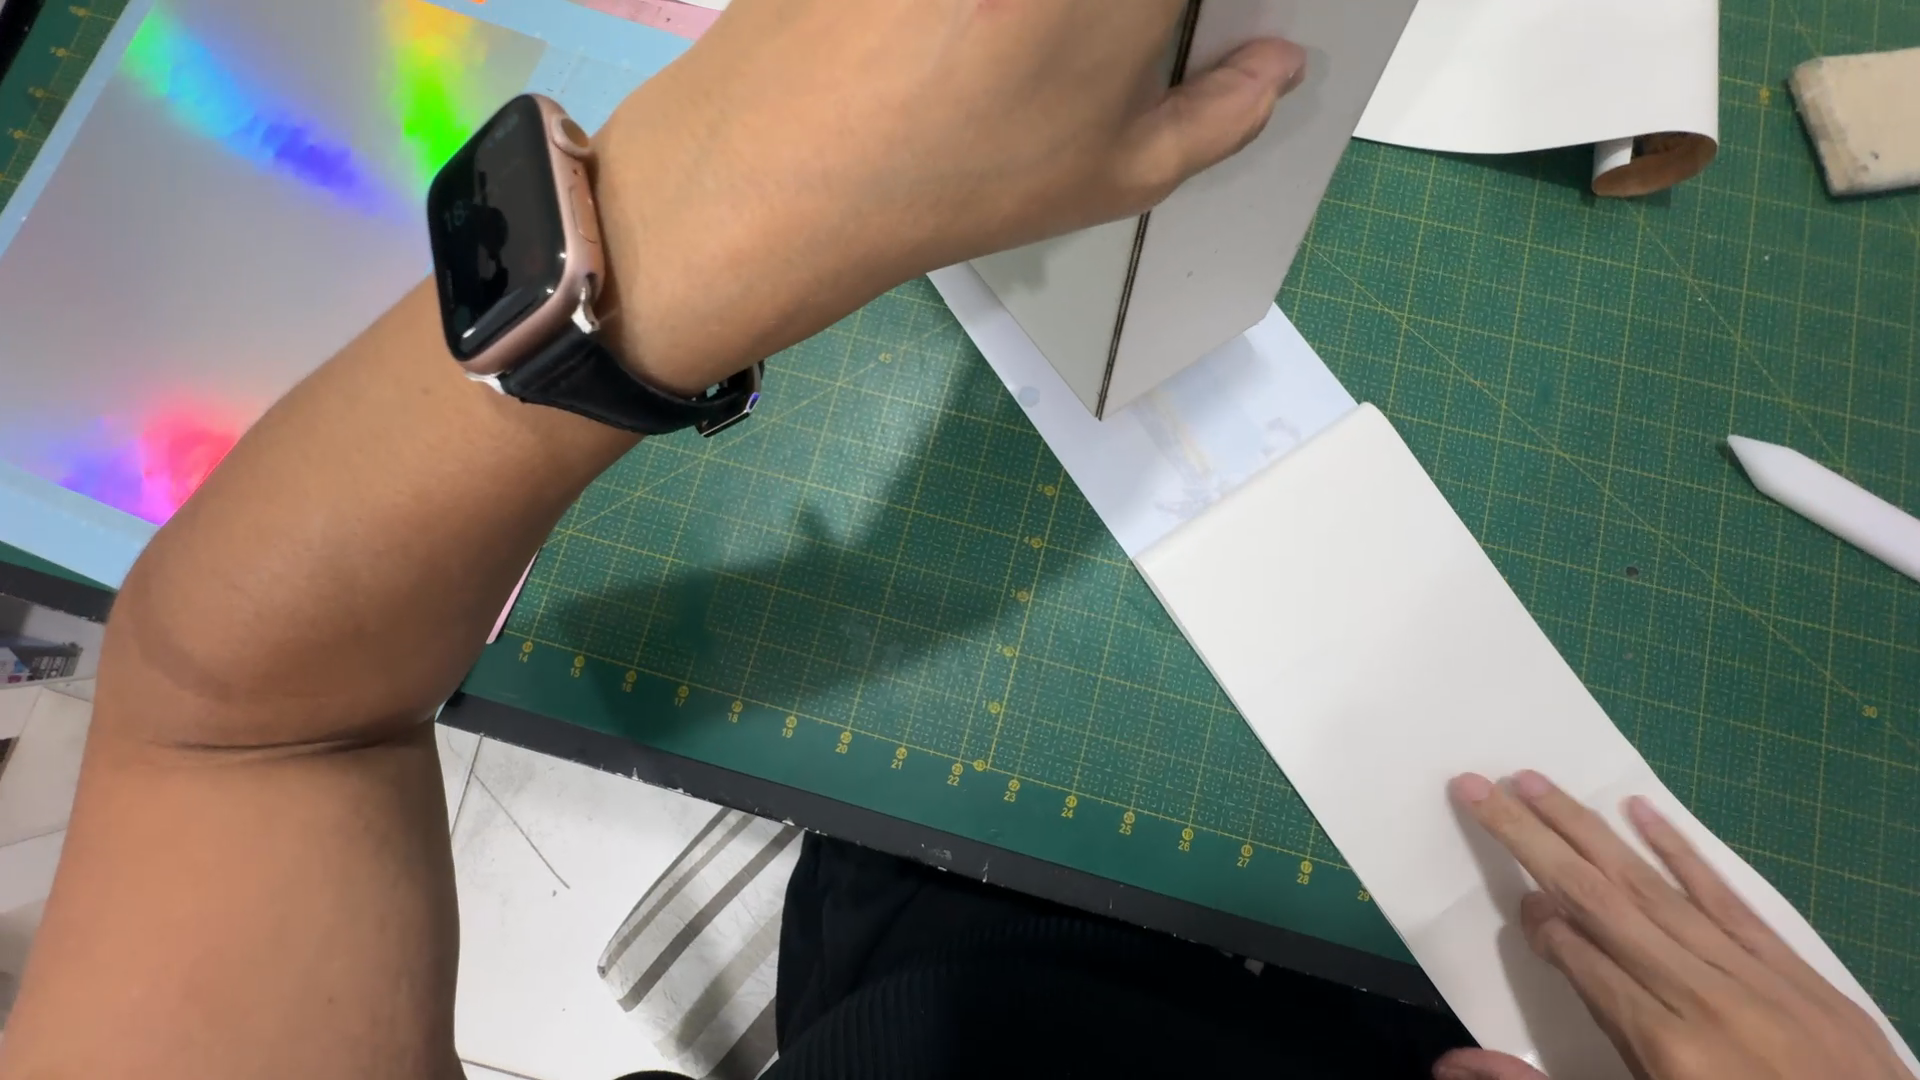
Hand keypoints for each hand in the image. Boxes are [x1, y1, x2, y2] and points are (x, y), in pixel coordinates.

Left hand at [587, 0, 1304, 392]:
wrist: (797, 164)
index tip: (1175, 44)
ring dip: (1043, 24)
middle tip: (1094, 51)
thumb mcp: (1117, 173)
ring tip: (1006, 49)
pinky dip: (984, 14)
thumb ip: (1223, 115)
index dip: (1193, 18)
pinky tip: (956, 34)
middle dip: (1120, 22)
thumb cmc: (968, 177)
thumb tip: (1278, 71)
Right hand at [1434, 771, 1912, 1079]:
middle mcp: (1703, 999)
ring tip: (1531, 781)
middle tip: (1477, 784)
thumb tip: (1454, 1059)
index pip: (1572, 953)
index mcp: (1664, 1046)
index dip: (1536, 923)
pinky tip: (1640, 808)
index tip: (1521, 909)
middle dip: (1525, 836)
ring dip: (1582, 827)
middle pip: (1593, 898)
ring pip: (1650, 885)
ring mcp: (1759, 982)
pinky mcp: (1806, 978)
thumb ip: (1547, 1078)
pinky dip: (1682, 853)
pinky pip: (1731, 902)